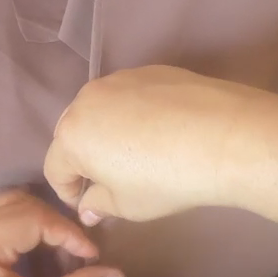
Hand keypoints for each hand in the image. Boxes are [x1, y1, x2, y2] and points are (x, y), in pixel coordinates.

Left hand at [0, 190, 123, 276]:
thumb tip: (117, 273)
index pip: (34, 217)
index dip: (69, 233)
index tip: (94, 257)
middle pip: (21, 203)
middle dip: (55, 223)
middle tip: (80, 254)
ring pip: (8, 206)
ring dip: (39, 221)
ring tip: (63, 251)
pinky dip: (23, 228)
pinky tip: (41, 252)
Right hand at [44, 66, 277, 223]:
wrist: (223, 136)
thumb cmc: (166, 180)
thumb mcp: (128, 205)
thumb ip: (99, 204)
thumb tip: (88, 206)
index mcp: (72, 136)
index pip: (55, 169)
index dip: (68, 192)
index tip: (88, 204)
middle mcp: (86, 100)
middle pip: (71, 133)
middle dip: (83, 157)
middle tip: (111, 178)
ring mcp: (118, 80)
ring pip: (99, 109)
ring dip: (107, 131)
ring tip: (139, 151)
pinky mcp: (148, 70)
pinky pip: (128, 95)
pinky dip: (134, 112)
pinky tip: (162, 129)